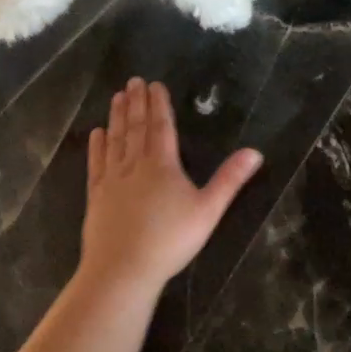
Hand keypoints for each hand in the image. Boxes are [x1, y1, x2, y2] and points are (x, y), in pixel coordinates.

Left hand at [79, 78, 262, 294]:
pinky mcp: (96, 197)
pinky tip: (96, 134)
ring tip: (116, 96)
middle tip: (133, 80)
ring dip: (117, 117)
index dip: (159, 104)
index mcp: (163, 164)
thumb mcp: (208, 210)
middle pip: (136, 127)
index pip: (161, 126)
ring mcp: (112, 180)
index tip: (155, 84)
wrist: (122, 271)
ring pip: (116, 140)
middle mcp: (136, 164)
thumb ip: (230, 180)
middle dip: (136, 102)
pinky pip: (96, 164)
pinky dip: (97, 147)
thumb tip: (255, 152)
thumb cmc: (169, 240)